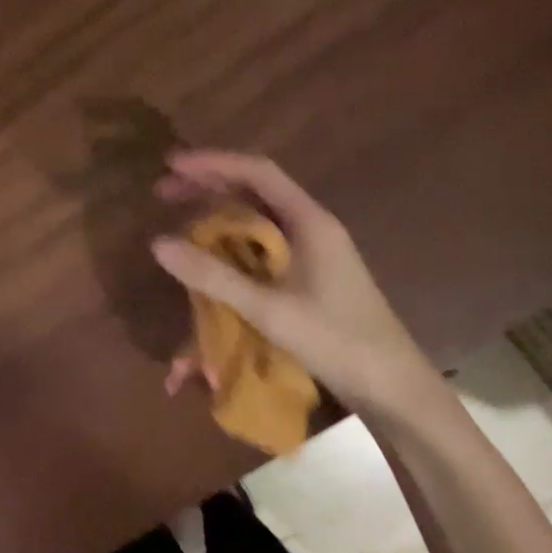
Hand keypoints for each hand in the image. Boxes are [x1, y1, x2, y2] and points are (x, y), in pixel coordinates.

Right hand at [150, 150, 442, 414]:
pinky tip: (209, 263)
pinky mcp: (309, 278)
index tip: (170, 164)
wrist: (393, 388)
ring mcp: (313, 254)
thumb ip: (213, 276)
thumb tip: (158, 243)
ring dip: (217, 219)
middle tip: (163, 194)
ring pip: (257, 221)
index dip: (212, 163)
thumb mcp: (268, 309)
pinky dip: (232, 248)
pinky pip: (263, 249)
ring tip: (178, 226)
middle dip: (207, 188)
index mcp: (310, 222)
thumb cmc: (337, 341)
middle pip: (254, 192)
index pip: (257, 172)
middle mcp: (312, 228)